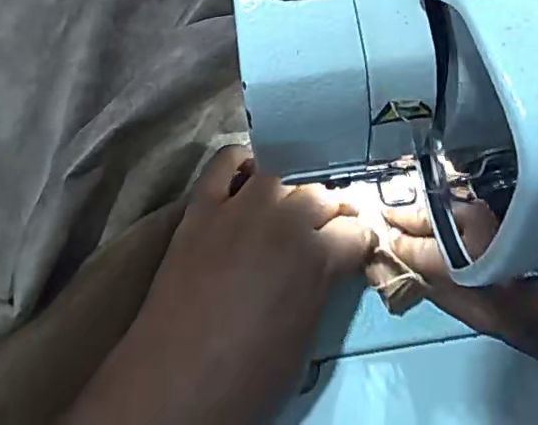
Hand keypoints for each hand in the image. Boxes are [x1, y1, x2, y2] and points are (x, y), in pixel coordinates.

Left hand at [63, 146, 375, 424]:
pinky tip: (246, 175)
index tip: (355, 244)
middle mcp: (282, 219)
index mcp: (315, 257)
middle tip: (324, 227)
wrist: (178, 374)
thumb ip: (319, 283)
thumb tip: (325, 262)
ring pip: (278, 175)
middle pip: (319, 194)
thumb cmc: (250, 373)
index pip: (355, 230)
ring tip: (288, 206)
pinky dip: (239, 162)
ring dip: (289, 189)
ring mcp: (238, 206)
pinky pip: (224, 162)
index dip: (358, 239)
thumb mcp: (305, 334)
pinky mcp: (201, 203)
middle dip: (329, 210)